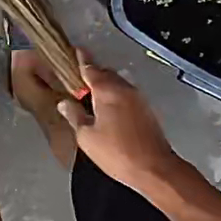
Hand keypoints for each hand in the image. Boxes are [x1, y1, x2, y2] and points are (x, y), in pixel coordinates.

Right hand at [56, 50, 200, 193]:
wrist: (155, 169)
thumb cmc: (116, 152)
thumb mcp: (86, 136)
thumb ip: (74, 115)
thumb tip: (64, 103)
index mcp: (107, 91)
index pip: (90, 68)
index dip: (81, 59)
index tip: (74, 50)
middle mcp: (124, 89)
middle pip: (106, 74)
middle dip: (92, 73)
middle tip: (76, 79)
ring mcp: (139, 99)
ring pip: (117, 84)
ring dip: (104, 85)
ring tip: (89, 94)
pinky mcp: (147, 111)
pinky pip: (126, 95)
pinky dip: (114, 95)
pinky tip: (106, 108)